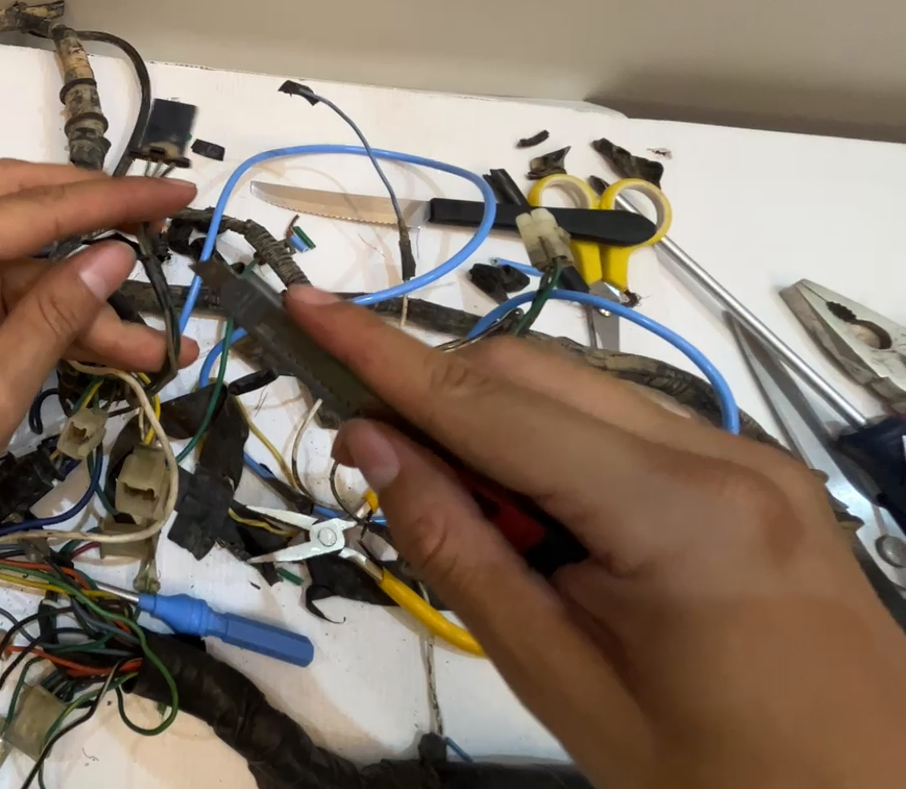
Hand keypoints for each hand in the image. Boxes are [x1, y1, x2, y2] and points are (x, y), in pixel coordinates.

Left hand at [0, 160, 195, 562]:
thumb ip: (58, 313)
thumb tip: (116, 253)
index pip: (32, 209)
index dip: (112, 200)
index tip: (178, 193)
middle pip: (21, 205)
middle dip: (93, 214)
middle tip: (162, 221)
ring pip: (25, 263)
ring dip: (87, 301)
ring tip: (160, 345)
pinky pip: (9, 298)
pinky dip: (57, 322)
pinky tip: (118, 351)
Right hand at [289, 286, 905, 786]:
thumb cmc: (713, 773)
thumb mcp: (551, 671)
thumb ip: (449, 541)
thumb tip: (366, 440)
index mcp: (674, 511)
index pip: (481, 402)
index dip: (376, 349)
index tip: (304, 301)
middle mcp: (715, 454)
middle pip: (517, 372)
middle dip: (421, 389)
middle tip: (362, 451)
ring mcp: (738, 454)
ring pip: (552, 384)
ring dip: (470, 416)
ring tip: (448, 497)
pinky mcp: (739, 468)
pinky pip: (593, 415)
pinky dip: (523, 437)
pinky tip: (520, 507)